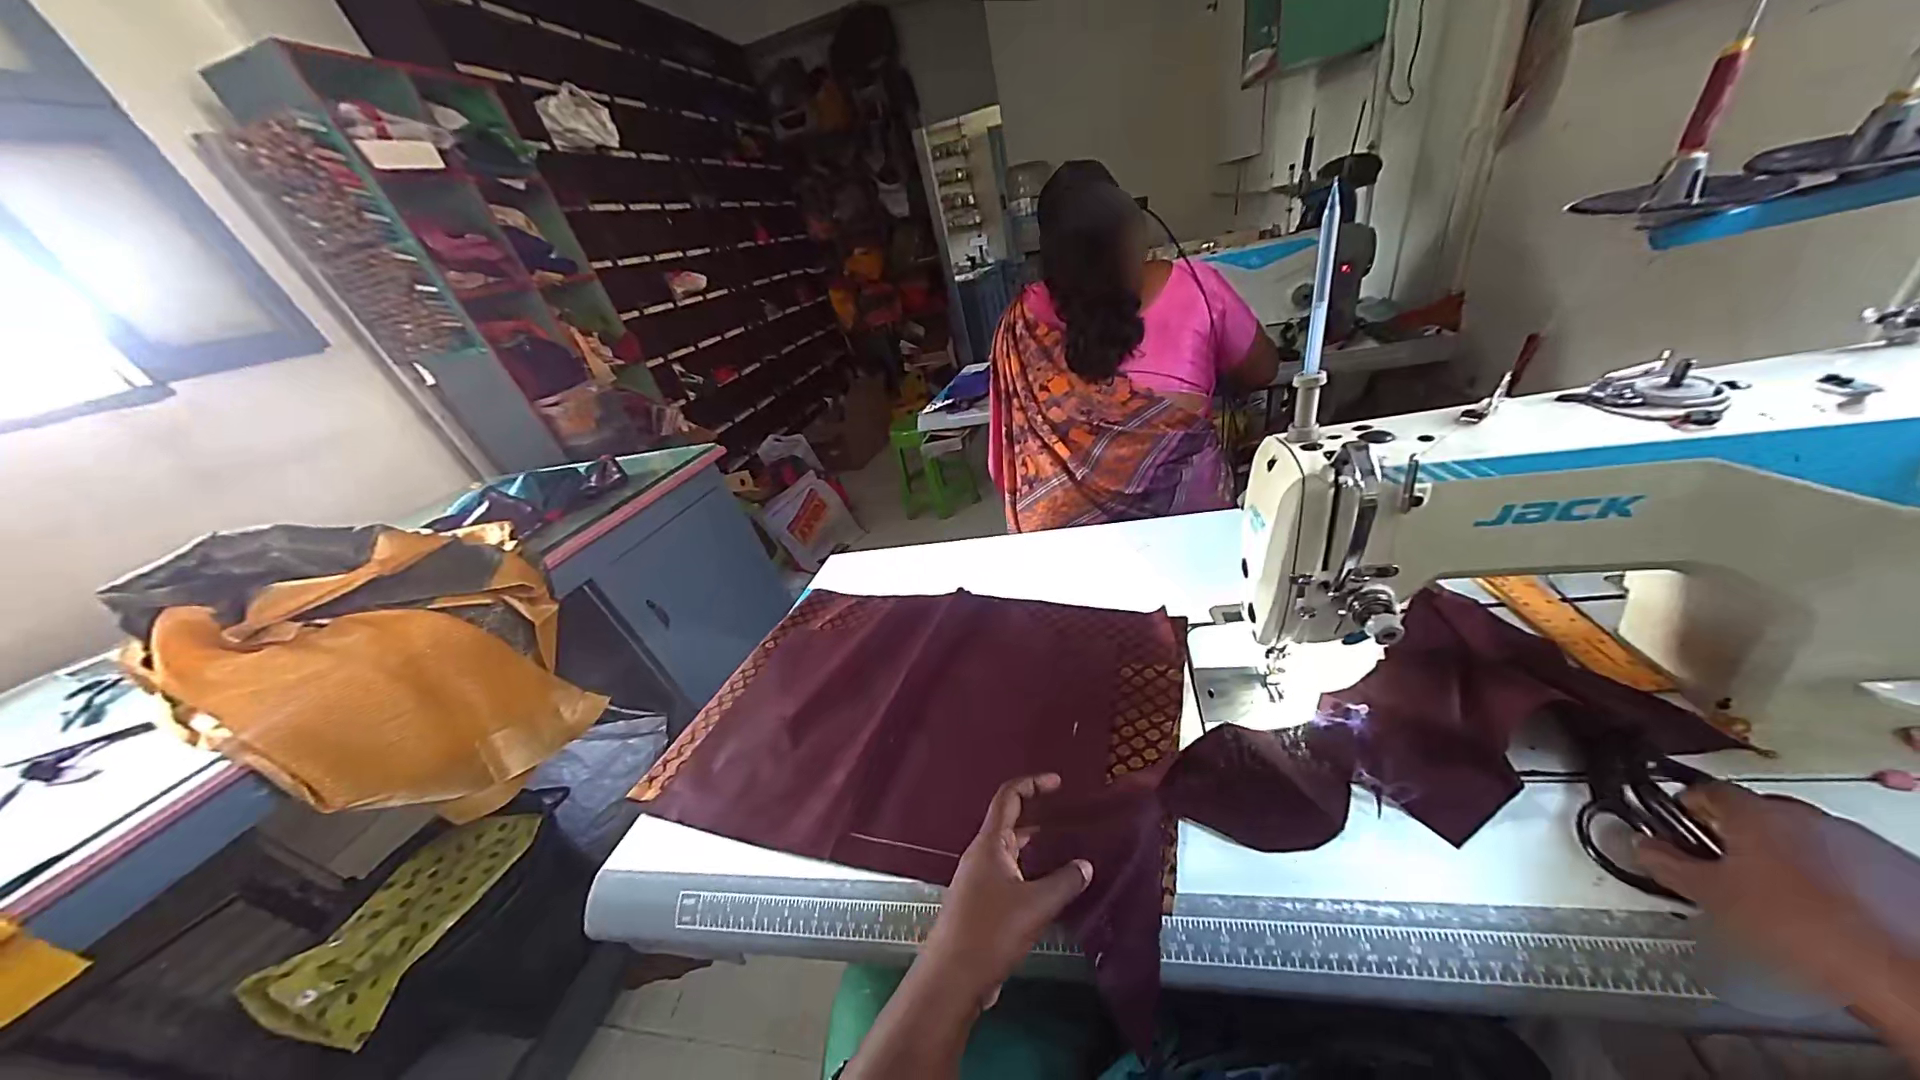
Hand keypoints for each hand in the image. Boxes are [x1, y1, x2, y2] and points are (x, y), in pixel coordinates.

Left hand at [922, 773, 1093, 1010]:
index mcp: (990, 843)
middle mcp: (982, 854)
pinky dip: (1030, 870)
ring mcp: (979, 878)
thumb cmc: (991, 931)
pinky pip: (1010, 873)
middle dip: (1038, 814)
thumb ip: (1064, 882)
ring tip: (1067, 847)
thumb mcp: (1035, 905)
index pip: (1008, 797)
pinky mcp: (981, 902)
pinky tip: (1050, 885)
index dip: (1032, 784)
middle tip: (1069, 816)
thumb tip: (1085, 865)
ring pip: (1011, 850)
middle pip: (1010, 821)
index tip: (1058, 782)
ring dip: (1036, 845)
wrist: (952, 977)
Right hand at [1636, 783, 1910, 1004]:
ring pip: (1805, 841)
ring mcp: (1863, 845)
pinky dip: (1831, 882)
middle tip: (1721, 866)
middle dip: (1735, 837)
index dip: (1683, 807)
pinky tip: (1825, 915)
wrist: (1912, 976)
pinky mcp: (1904, 874)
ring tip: (1776, 898)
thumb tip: (1645, 847)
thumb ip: (1667, 863)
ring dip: (1784, 859)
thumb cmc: (1811, 930)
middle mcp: (1809, 817)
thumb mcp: (1712, 895)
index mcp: (1756, 813)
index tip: (1676, 824)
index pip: (1704, 791)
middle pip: (1756, 815)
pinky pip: (1850, 866)